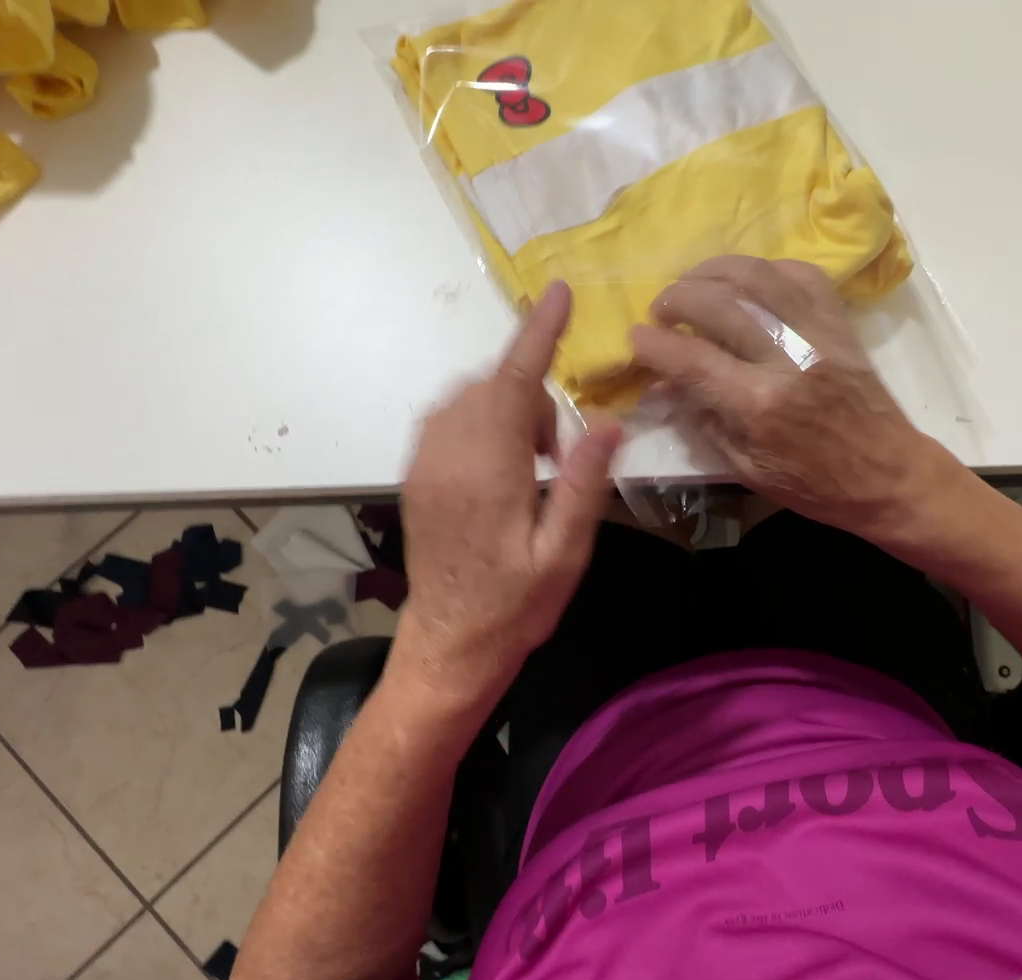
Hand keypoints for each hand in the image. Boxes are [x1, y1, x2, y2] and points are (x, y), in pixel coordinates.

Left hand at [394, 281, 622, 715]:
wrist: (450, 644)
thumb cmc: (515, 605)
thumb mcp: (565, 554)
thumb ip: (584, 484)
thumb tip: (605, 422)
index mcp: (487, 473)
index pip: (513, 383)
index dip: (537, 334)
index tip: (559, 293)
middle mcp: (446, 456)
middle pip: (491, 385)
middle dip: (531, 397)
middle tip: (557, 459)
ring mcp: (423, 464)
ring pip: (466, 398)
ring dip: (506, 409)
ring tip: (533, 468)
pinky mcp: (415, 476)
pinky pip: (447, 419)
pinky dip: (480, 420)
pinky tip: (501, 466)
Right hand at [629, 256, 969, 547]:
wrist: (889, 475)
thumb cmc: (815, 485)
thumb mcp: (748, 469)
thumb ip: (703, 422)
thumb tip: (664, 386)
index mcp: (760, 404)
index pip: (692, 359)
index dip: (654, 344)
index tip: (635, 337)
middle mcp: (786, 357)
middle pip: (718, 304)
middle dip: (677, 299)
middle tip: (661, 310)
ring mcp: (817, 333)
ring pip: (756, 276)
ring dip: (713, 271)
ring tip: (692, 284)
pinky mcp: (839, 322)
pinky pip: (799, 274)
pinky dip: (764, 270)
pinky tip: (744, 281)